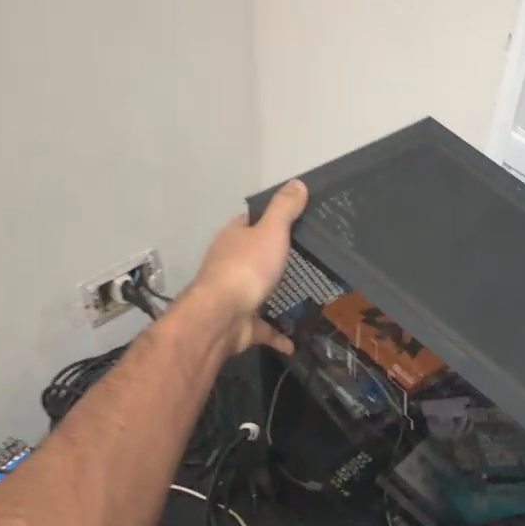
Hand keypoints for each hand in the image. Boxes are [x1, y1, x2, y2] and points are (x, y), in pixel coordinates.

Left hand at [182, 179, 306, 355]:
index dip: (268, 221)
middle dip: (270, 259)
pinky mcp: (241, 324)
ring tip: (299, 300)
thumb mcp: (271, 231)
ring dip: (272, 297)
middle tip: (302, 261)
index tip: (292, 223)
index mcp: (234, 238)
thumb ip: (285, 209)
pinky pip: (263, 329)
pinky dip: (277, 336)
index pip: (250, 223)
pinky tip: (293, 343)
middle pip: (251, 257)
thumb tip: (297, 183)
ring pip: (256, 292)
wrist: (222, 316)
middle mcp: (229, 264)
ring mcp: (234, 295)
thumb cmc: (247, 268)